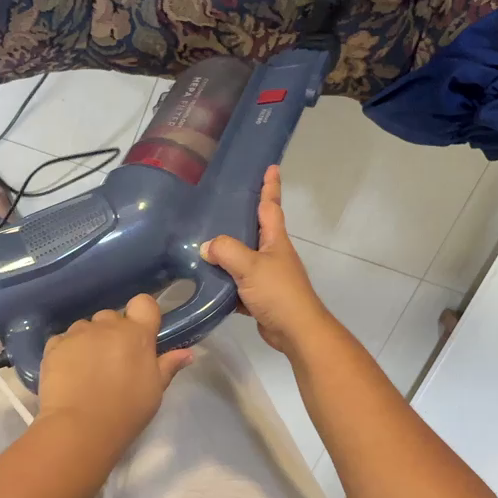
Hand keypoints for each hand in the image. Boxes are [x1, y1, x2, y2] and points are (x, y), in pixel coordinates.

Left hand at [38, 295, 195, 446]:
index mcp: (136, 334)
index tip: (141, 333)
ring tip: (88, 369)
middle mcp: (106, 326)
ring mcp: (78, 334)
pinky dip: (67, 351)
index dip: (143, 314)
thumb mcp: (154, 391)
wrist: (80, 427)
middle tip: (114, 360)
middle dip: (113, 332)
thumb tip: (187, 353)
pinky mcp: (53, 346)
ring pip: (85, 327)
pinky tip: (69, 372)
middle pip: (112, 317)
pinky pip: (63, 340)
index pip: (143, 303)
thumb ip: (168, 366)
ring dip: (89, 340)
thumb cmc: (126, 411)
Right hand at [200, 165, 335, 354]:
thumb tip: (206, 247)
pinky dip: (224, 280)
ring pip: (243, 257)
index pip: (271, 206)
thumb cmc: (279, 292)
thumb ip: (226, 251)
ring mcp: (267, 275)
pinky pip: (237, 282)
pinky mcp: (259, 296)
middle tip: (219, 202)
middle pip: (254, 229)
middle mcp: (272, 254)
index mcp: (275, 240)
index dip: (270, 186)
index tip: (270, 167)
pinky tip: (206, 279)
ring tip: (202, 240)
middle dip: (241, 216)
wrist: (296, 331)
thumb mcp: (250, 266)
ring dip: (227, 251)